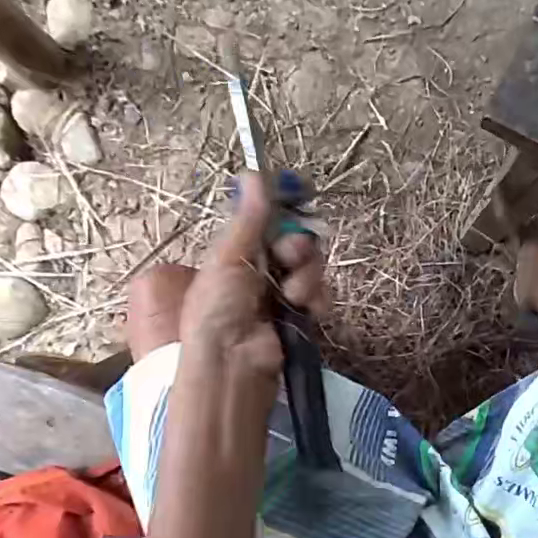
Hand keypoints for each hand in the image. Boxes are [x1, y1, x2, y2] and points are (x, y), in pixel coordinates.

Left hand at [178, 168, 326, 379]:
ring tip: (292, 294)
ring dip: (306, 276)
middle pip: (294, 241)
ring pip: (310, 267)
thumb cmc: (216, 311)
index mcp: (234, 254)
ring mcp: (281, 294)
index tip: (299, 190)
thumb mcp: (228, 258)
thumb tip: (255, 173)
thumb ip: (249, 219)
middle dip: (297, 246)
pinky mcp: (300, 316)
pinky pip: (321, 295)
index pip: (265, 220)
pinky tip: (307, 307)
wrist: (232, 364)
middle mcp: (259, 271)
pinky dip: (318, 299)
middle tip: (289, 254)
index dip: (282, 207)